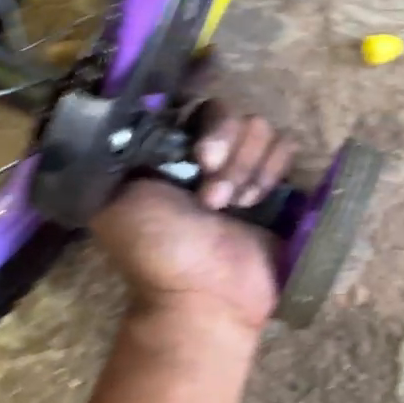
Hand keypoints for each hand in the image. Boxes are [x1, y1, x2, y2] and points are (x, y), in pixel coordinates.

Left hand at [89, 107, 298, 330]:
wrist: (205, 297)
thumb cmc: (159, 250)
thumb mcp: (116, 199)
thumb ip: (124, 151)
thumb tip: (147, 114)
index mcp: (170, 151)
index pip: (197, 106)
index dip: (208, 126)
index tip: (202, 157)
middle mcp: (209, 153)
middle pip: (234, 113)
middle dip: (228, 155)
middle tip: (212, 198)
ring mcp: (245, 166)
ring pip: (262, 128)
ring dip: (247, 169)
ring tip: (232, 207)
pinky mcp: (277, 184)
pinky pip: (287, 147)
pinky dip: (271, 172)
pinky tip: (254, 205)